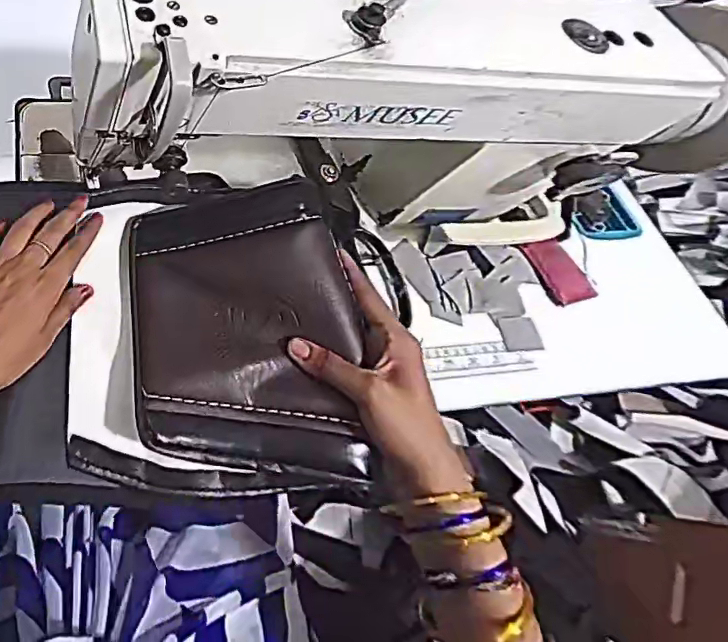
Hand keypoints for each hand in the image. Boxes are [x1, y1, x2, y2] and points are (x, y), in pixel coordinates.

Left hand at [0, 198, 102, 432]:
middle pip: (51, 233)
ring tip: (47, 204)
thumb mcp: (43, 340)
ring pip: (21, 229)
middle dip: (69, 214)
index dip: (87, 232)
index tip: (94, 220)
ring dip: (37, 213)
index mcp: (44, 288)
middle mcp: (22, 271)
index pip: (73, 251)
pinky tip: (1, 224)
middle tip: (78, 203)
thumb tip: (82, 293)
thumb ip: (65, 309)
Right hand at [287, 251, 472, 495]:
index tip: (338, 253)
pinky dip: (331, 360)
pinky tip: (316, 359)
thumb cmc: (416, 433)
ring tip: (309, 317)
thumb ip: (332, 366)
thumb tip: (301, 345)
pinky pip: (348, 365)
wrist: (426, 474)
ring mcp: (384, 371)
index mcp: (400, 341)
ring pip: (352, 342)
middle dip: (338, 301)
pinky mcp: (374, 391)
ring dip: (332, 335)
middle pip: (359, 317)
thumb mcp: (369, 391)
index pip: (371, 296)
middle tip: (315, 282)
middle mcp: (393, 352)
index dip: (353, 273)